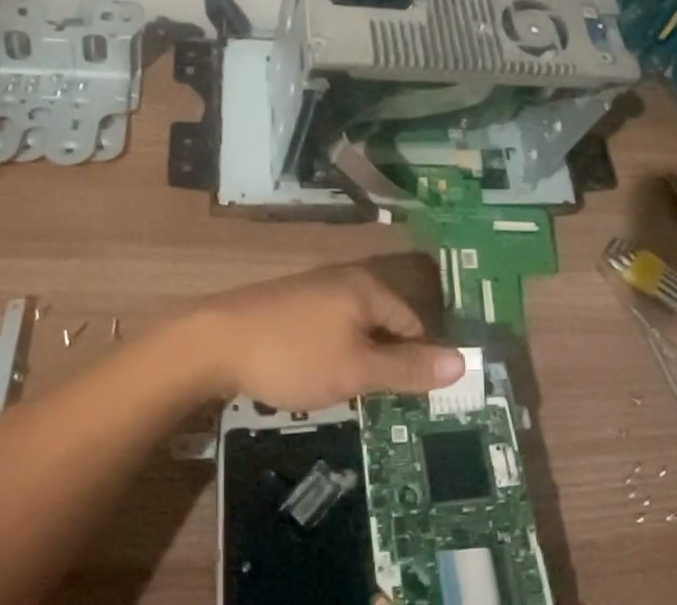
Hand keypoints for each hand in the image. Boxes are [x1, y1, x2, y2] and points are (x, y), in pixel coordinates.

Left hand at [189, 260, 465, 410]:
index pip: (414, 324)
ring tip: (343, 391)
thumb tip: (463, 362)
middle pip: (384, 322)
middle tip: (374, 398)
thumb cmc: (294, 356)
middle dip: (384, 361)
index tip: (409, 398)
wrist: (213, 342)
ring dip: (356, 358)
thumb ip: (408, 368)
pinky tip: (312, 374)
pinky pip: (327, 326)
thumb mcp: (357, 370)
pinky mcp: (288, 301)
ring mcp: (314, 287)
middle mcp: (346, 278)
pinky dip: (330, 351)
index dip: (416, 362)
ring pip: (354, 326)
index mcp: (369, 288)